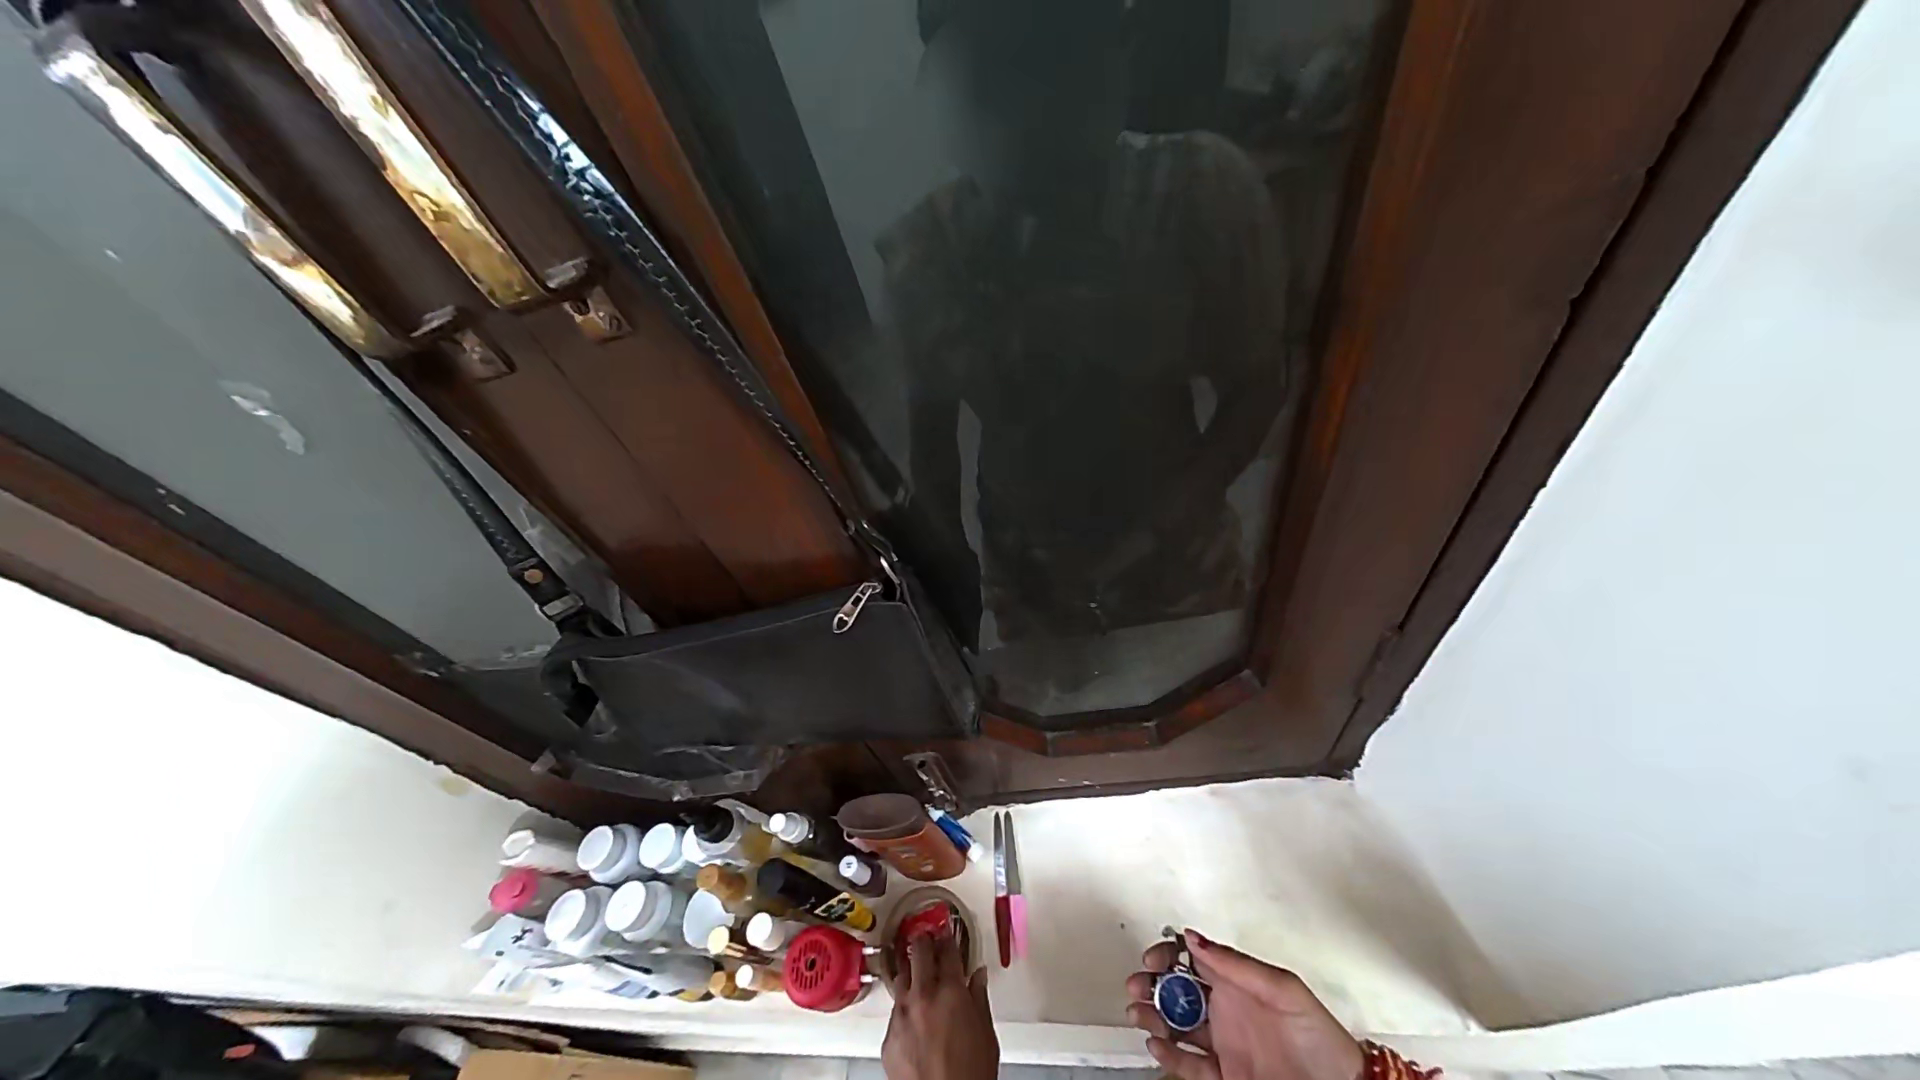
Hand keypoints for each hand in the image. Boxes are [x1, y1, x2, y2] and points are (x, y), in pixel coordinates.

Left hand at [882, 931, 997, 1079]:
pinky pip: (895, 1008)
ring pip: (901, 976)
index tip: (947, 929)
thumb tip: (978, 977)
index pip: (947, 949)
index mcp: (951, 991)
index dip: (947, 935)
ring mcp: (902, 1014)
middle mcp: (923, 995)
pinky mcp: (888, 1035)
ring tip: (916, 968)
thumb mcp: (986, 1034)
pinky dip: (904, 1004)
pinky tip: (913, 1010)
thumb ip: (979, 998)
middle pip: (918, 950)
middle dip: (924, 940)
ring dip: (910, 969)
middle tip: (928, 936)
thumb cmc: (969, 1076)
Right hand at [1126, 929, 1363, 1079]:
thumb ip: (1236, 965)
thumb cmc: (1322, 1040)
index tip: (1153, 959)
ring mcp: (1222, 1043)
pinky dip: (1168, 1054)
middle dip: (1151, 985)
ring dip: (1153, 1017)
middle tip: (1138, 987)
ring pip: (1175, 1024)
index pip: (1190, 958)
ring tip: (1143, 1016)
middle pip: (1175, 990)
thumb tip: (1195, 938)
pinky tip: (1159, 1045)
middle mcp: (1224, 1008)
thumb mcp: (1283, 990)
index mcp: (1236, 981)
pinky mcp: (1223, 1076)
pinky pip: (1187, 1064)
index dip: (1168, 954)